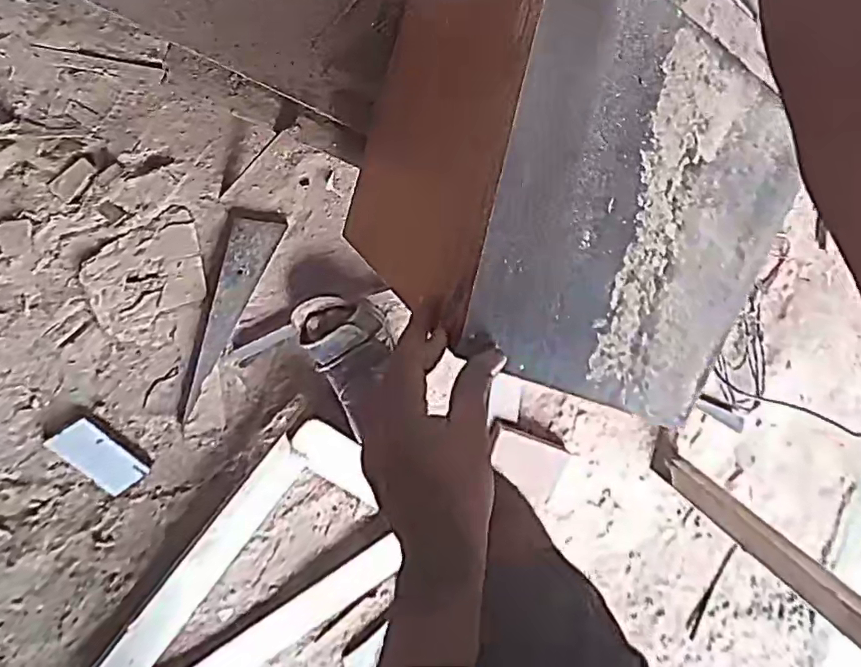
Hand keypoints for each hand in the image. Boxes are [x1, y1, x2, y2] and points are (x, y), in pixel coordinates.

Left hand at [356, 317, 505, 592]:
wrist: (441, 556)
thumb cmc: (459, 499)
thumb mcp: (471, 435)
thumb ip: (475, 387)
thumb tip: (488, 355)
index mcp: (396, 413)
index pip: (404, 356)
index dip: (419, 327)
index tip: (430, 305)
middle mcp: (375, 423)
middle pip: (394, 372)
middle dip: (417, 348)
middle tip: (440, 329)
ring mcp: (372, 444)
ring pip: (388, 391)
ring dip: (412, 372)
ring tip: (436, 356)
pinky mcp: (376, 460)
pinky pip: (386, 413)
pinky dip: (406, 396)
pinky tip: (426, 396)